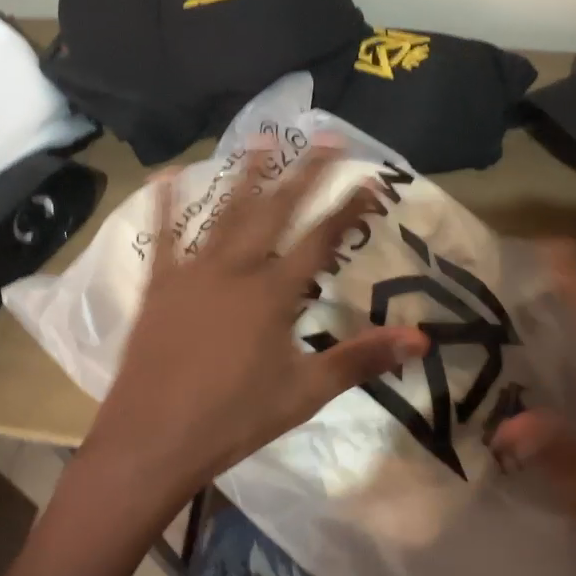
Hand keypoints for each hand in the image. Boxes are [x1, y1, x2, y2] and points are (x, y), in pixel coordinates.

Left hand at [82, 140, 431, 499]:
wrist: (153, 439)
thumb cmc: (234, 419)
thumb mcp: (306, 392)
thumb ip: (362, 359)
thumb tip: (422, 340)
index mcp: (274, 294)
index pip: (322, 240)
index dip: (349, 209)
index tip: (371, 179)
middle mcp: (236, 269)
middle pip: (276, 211)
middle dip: (304, 172)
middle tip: (325, 136)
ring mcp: (193, 272)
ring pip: (225, 213)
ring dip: (246, 174)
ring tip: (261, 137)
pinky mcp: (159, 285)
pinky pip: (162, 235)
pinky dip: (165, 203)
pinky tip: (169, 173)